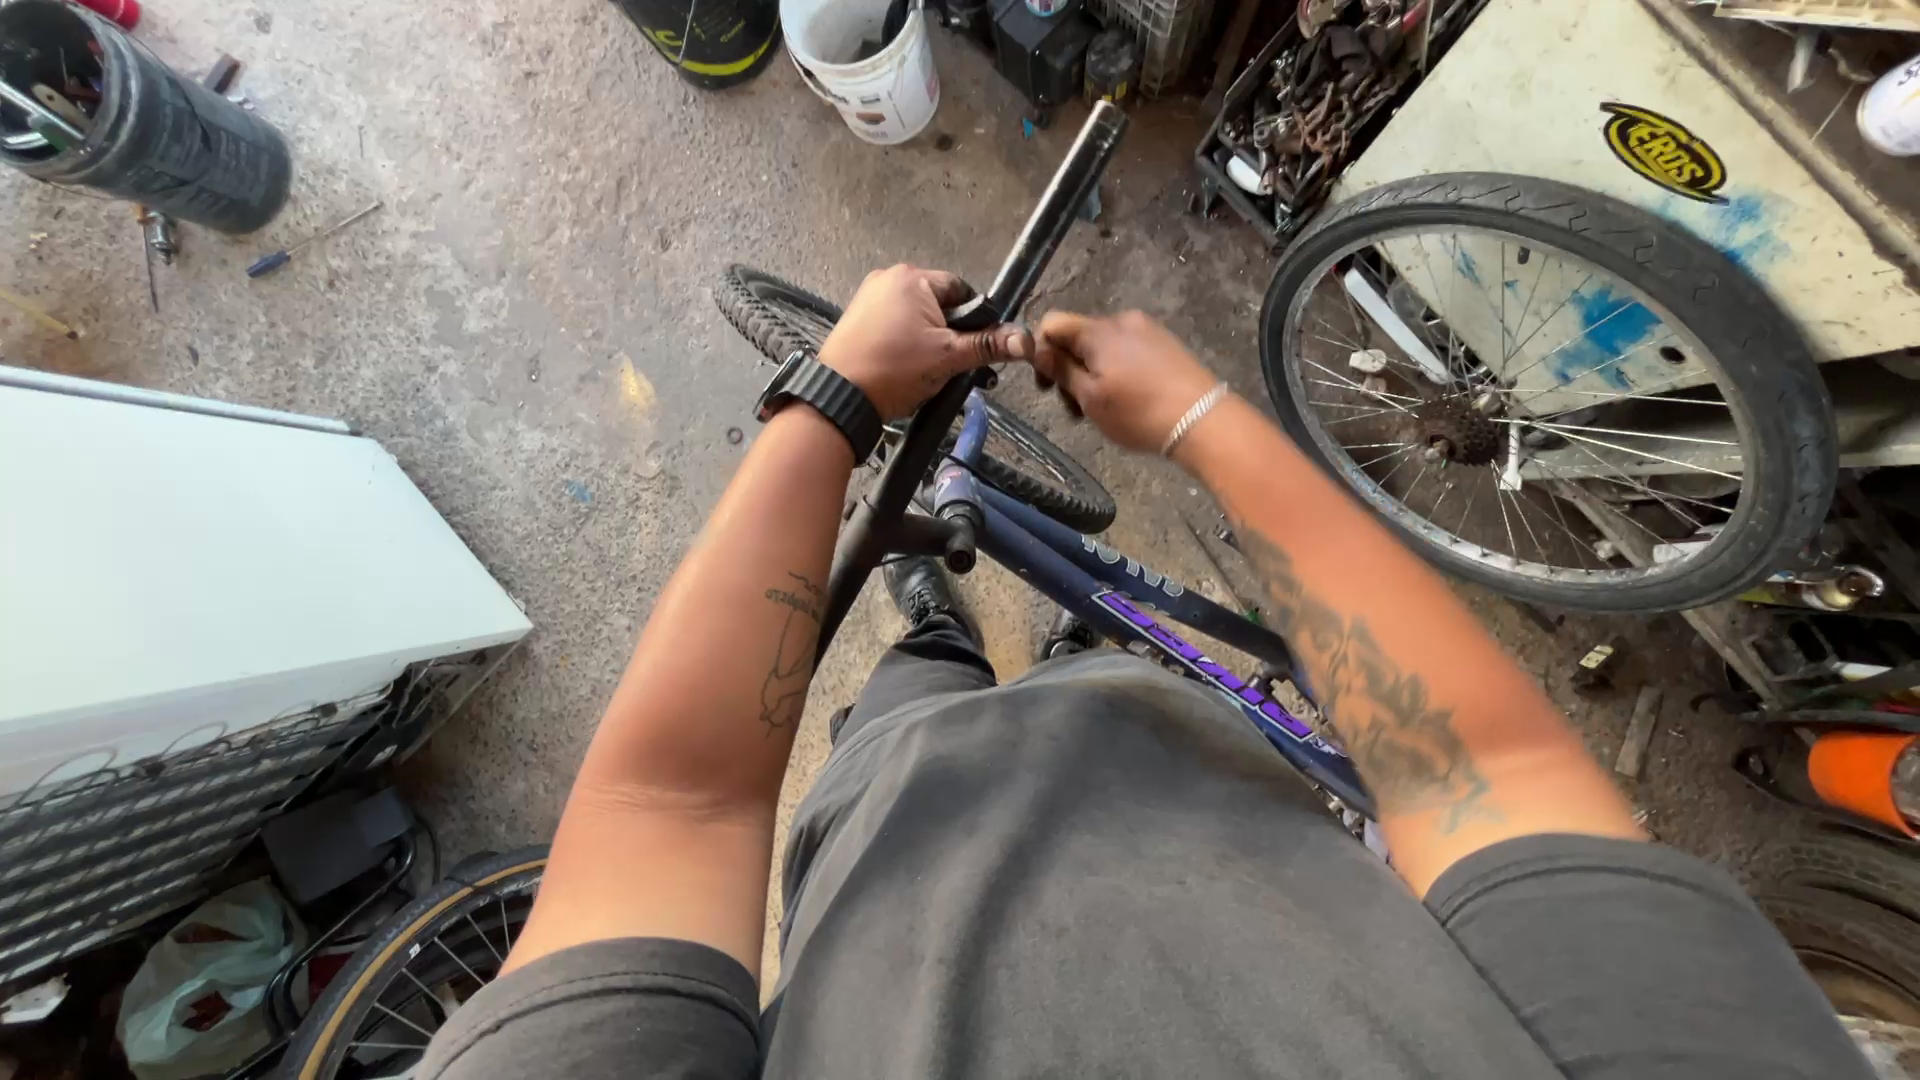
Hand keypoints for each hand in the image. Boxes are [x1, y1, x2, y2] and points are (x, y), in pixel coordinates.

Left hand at [818, 264, 1031, 419]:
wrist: (841, 397)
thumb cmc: (892, 370)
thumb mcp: (948, 358)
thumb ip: (987, 346)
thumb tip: (1024, 340)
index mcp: (911, 277)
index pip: (961, 290)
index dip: (973, 320)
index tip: (971, 346)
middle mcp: (888, 279)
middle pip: (937, 305)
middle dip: (948, 334)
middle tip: (947, 366)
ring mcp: (868, 299)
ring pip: (915, 319)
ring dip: (926, 343)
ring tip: (923, 372)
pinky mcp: (856, 321)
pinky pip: (893, 328)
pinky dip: (903, 346)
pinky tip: (902, 370)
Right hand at [1031, 310, 1222, 453]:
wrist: (1202, 420)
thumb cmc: (1138, 412)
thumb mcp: (1090, 397)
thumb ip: (1060, 370)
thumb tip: (1036, 350)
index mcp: (1098, 330)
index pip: (1052, 324)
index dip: (1040, 351)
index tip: (1046, 385)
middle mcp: (1122, 320)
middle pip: (1078, 336)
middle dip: (1068, 368)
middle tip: (1075, 407)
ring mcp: (1147, 330)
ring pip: (1102, 346)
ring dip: (1092, 372)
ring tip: (1102, 407)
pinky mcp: (1164, 344)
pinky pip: (1126, 351)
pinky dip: (1115, 371)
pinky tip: (1127, 398)